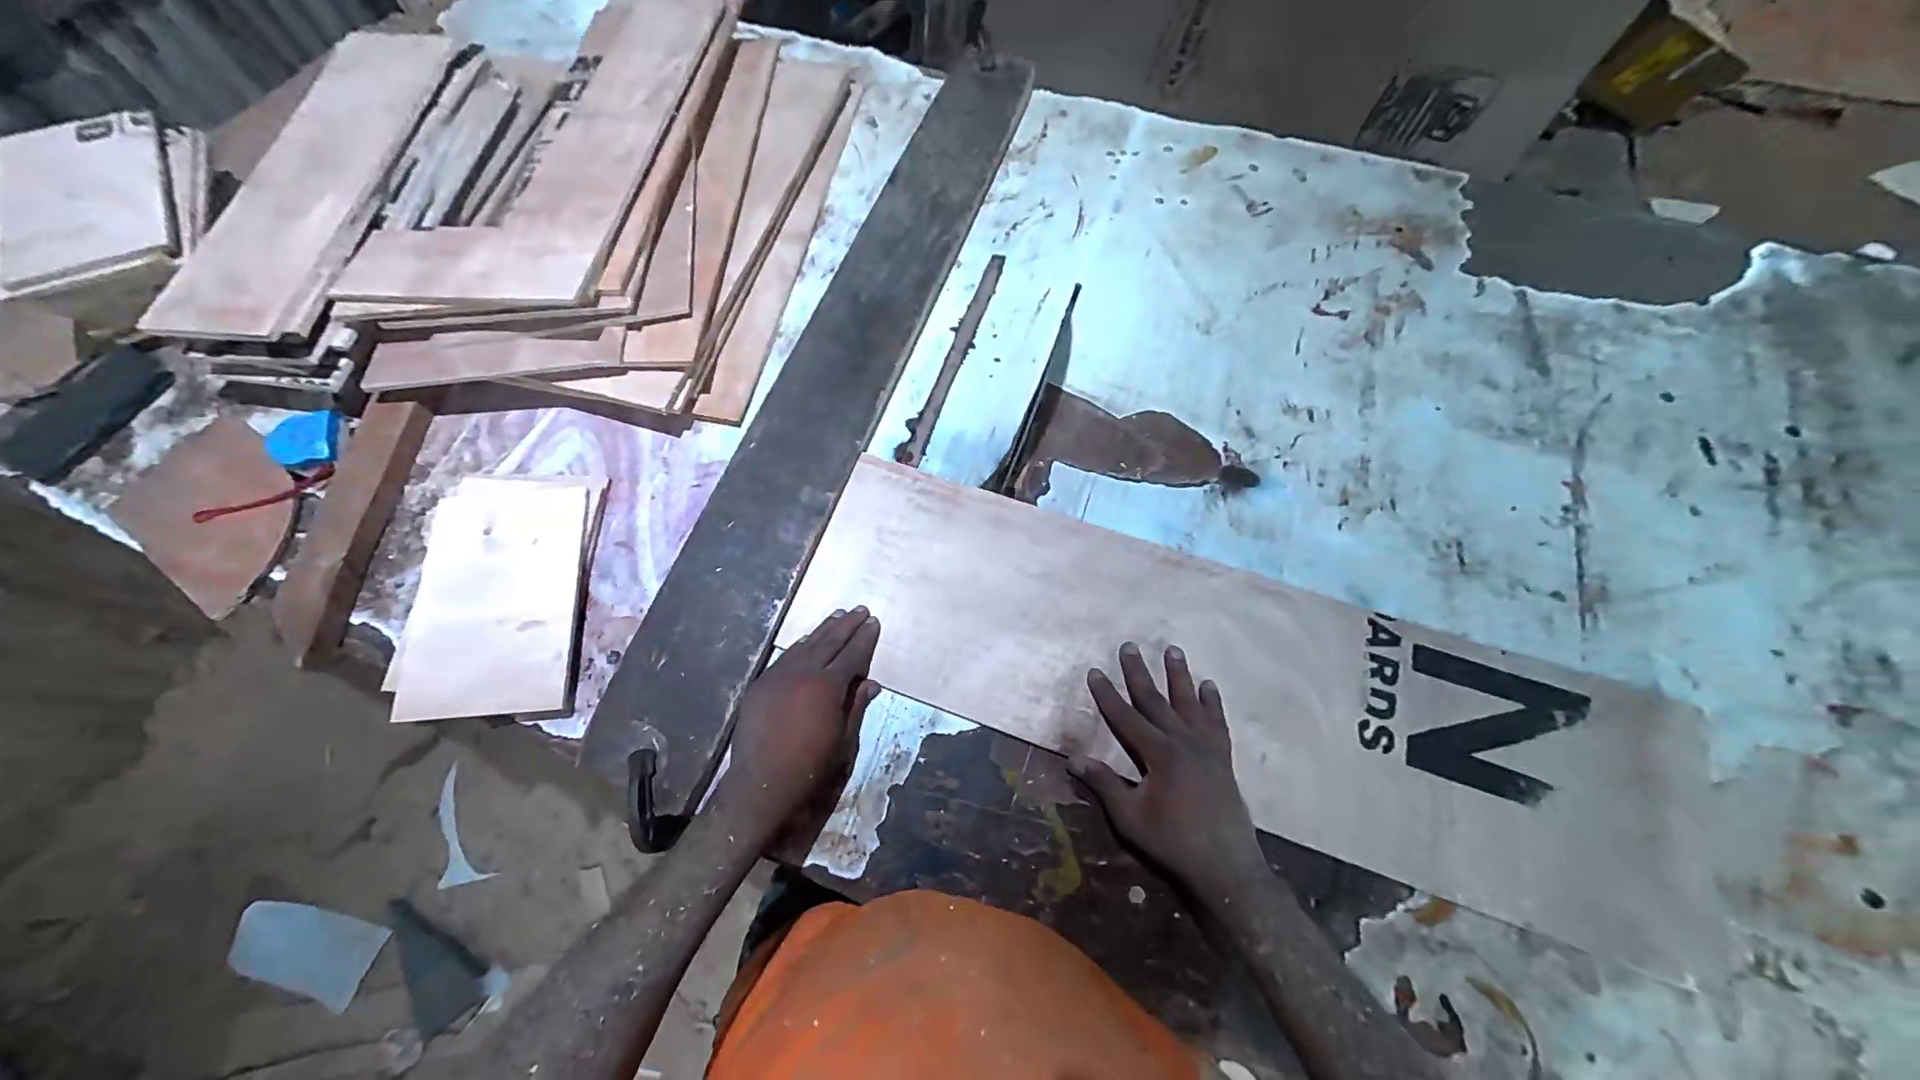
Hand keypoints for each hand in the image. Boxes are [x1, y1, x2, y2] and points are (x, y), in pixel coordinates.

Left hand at [713, 608, 880, 844]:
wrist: (762, 785)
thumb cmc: (811, 768)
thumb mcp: (844, 740)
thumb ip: (856, 706)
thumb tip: (870, 683)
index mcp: (827, 687)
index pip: (852, 655)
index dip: (864, 639)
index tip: (873, 622)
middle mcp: (803, 674)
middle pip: (829, 642)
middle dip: (846, 625)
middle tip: (859, 610)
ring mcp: (778, 677)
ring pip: (805, 645)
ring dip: (823, 630)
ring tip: (837, 616)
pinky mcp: (761, 686)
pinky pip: (784, 657)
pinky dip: (799, 646)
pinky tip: (806, 640)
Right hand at [1069, 643, 1267, 901]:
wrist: (1227, 866)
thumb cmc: (1172, 842)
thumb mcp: (1129, 817)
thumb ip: (1104, 784)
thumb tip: (1073, 759)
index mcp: (1159, 754)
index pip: (1126, 716)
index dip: (1107, 694)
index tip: (1095, 671)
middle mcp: (1184, 742)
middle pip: (1156, 700)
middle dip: (1139, 673)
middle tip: (1129, 646)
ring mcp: (1207, 748)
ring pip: (1189, 703)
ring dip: (1179, 675)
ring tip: (1173, 650)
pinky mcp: (1223, 758)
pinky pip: (1216, 721)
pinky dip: (1212, 702)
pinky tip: (1208, 686)